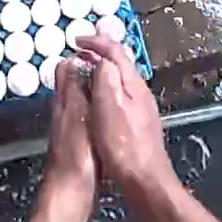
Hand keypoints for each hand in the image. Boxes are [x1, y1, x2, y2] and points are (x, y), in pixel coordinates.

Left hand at [40, 54, 98, 221]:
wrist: (70, 197)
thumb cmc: (77, 158)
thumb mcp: (78, 118)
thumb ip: (75, 91)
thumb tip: (73, 60)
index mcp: (64, 104)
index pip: (66, 70)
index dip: (80, 58)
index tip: (99, 51)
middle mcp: (65, 113)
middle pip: (76, 85)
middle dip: (91, 73)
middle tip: (113, 66)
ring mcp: (73, 130)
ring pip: (84, 102)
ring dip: (97, 93)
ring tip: (117, 87)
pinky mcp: (81, 146)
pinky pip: (91, 120)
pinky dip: (100, 113)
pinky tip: (114, 117)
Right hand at [71, 35, 177, 201]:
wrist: (146, 181)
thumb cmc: (124, 147)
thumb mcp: (108, 109)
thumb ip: (105, 80)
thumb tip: (101, 60)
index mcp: (133, 84)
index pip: (115, 51)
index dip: (95, 42)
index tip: (75, 41)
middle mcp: (140, 91)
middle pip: (119, 62)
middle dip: (98, 53)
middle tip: (77, 53)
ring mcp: (141, 107)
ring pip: (119, 78)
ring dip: (101, 70)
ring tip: (82, 71)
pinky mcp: (138, 122)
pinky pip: (119, 92)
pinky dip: (104, 87)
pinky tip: (95, 99)